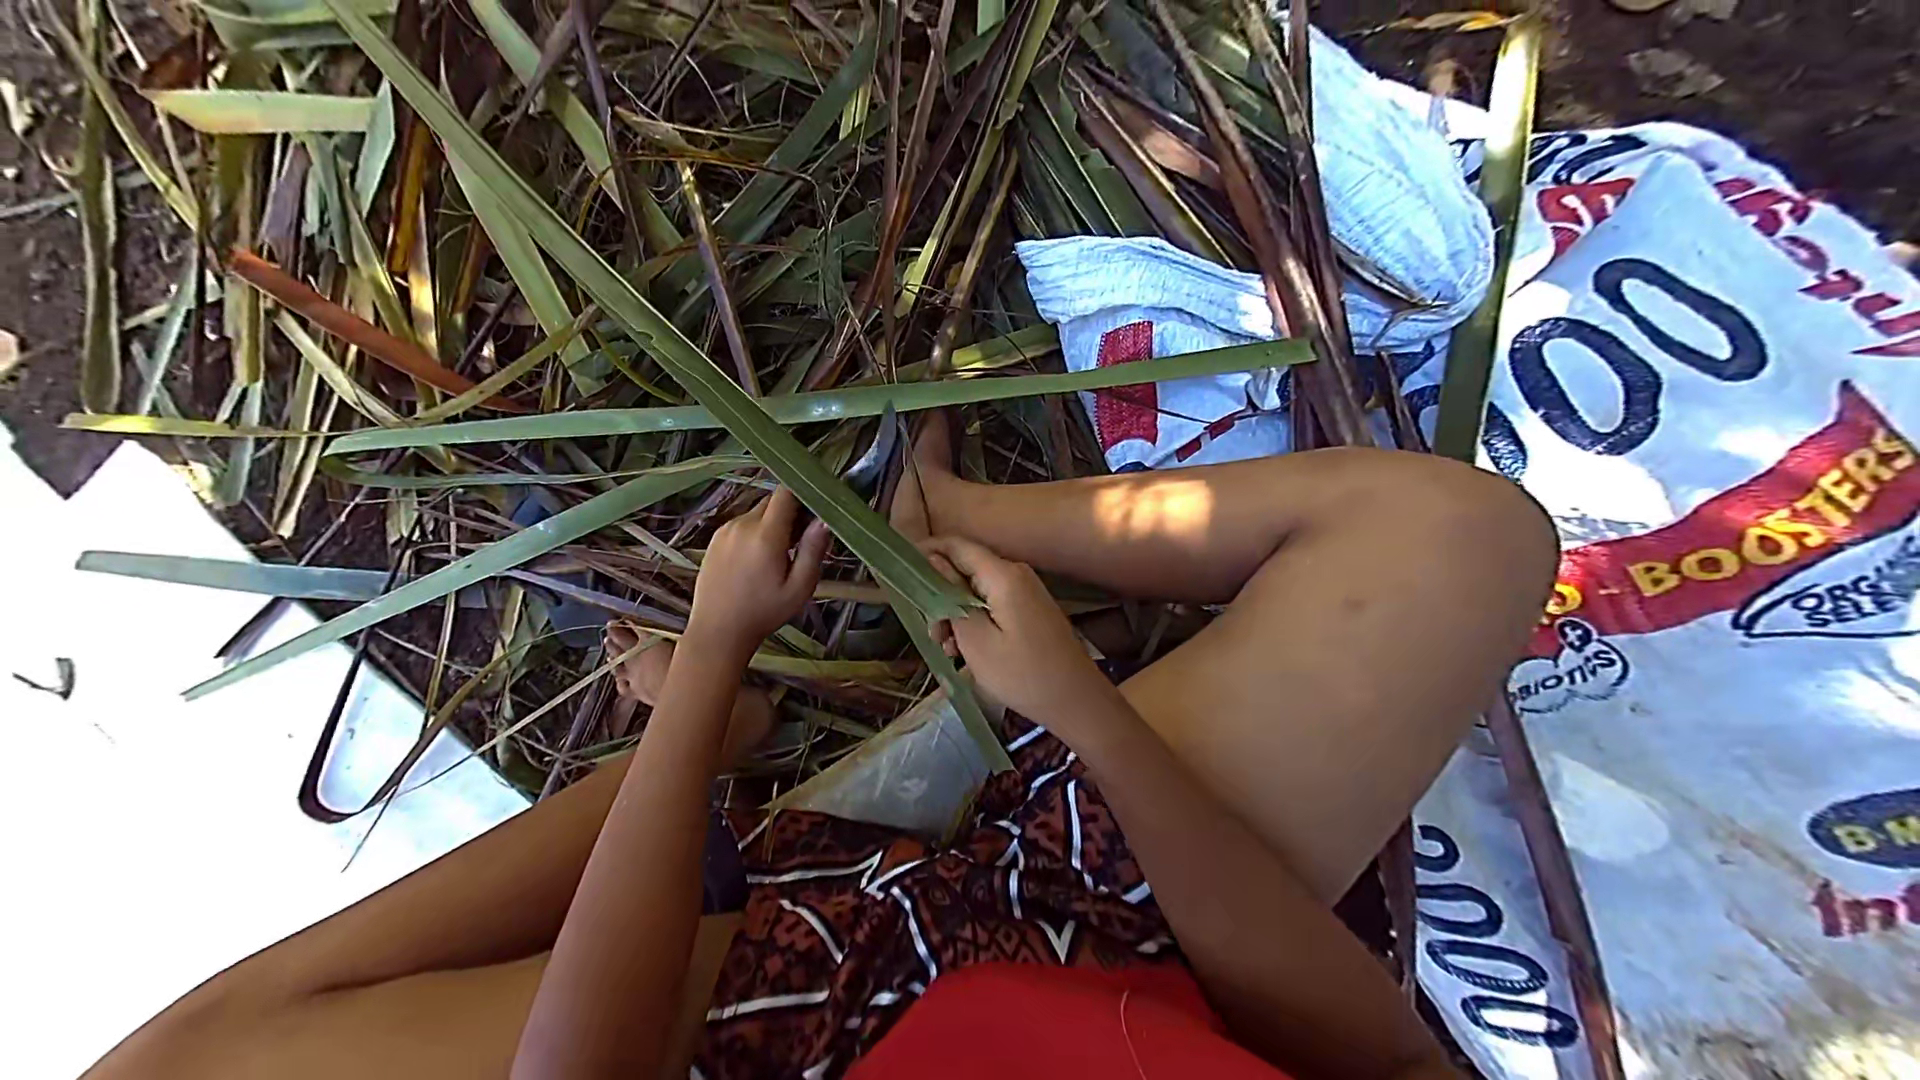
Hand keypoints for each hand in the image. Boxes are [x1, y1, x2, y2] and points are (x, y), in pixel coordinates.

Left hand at [690, 487, 830, 647]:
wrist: (717, 631)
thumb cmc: (764, 612)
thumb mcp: (799, 587)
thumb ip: (813, 550)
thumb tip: (825, 519)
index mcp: (765, 534)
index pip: (785, 492)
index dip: (803, 491)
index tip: (817, 503)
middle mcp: (742, 524)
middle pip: (772, 501)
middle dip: (791, 511)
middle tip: (804, 537)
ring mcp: (725, 531)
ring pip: (757, 512)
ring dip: (774, 522)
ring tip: (783, 552)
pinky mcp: (715, 540)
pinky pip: (742, 524)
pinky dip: (756, 531)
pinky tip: (760, 558)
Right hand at [918, 535, 1113, 725]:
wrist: (1077, 701)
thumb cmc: (1022, 675)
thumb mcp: (976, 640)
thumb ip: (951, 596)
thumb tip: (933, 560)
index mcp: (1003, 575)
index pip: (956, 545)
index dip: (927, 552)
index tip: (902, 574)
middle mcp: (1016, 573)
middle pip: (965, 569)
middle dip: (941, 596)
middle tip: (933, 635)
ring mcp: (1026, 591)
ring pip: (977, 590)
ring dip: (956, 614)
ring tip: (950, 651)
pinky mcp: (1031, 608)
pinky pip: (993, 603)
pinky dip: (975, 621)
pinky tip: (969, 651)